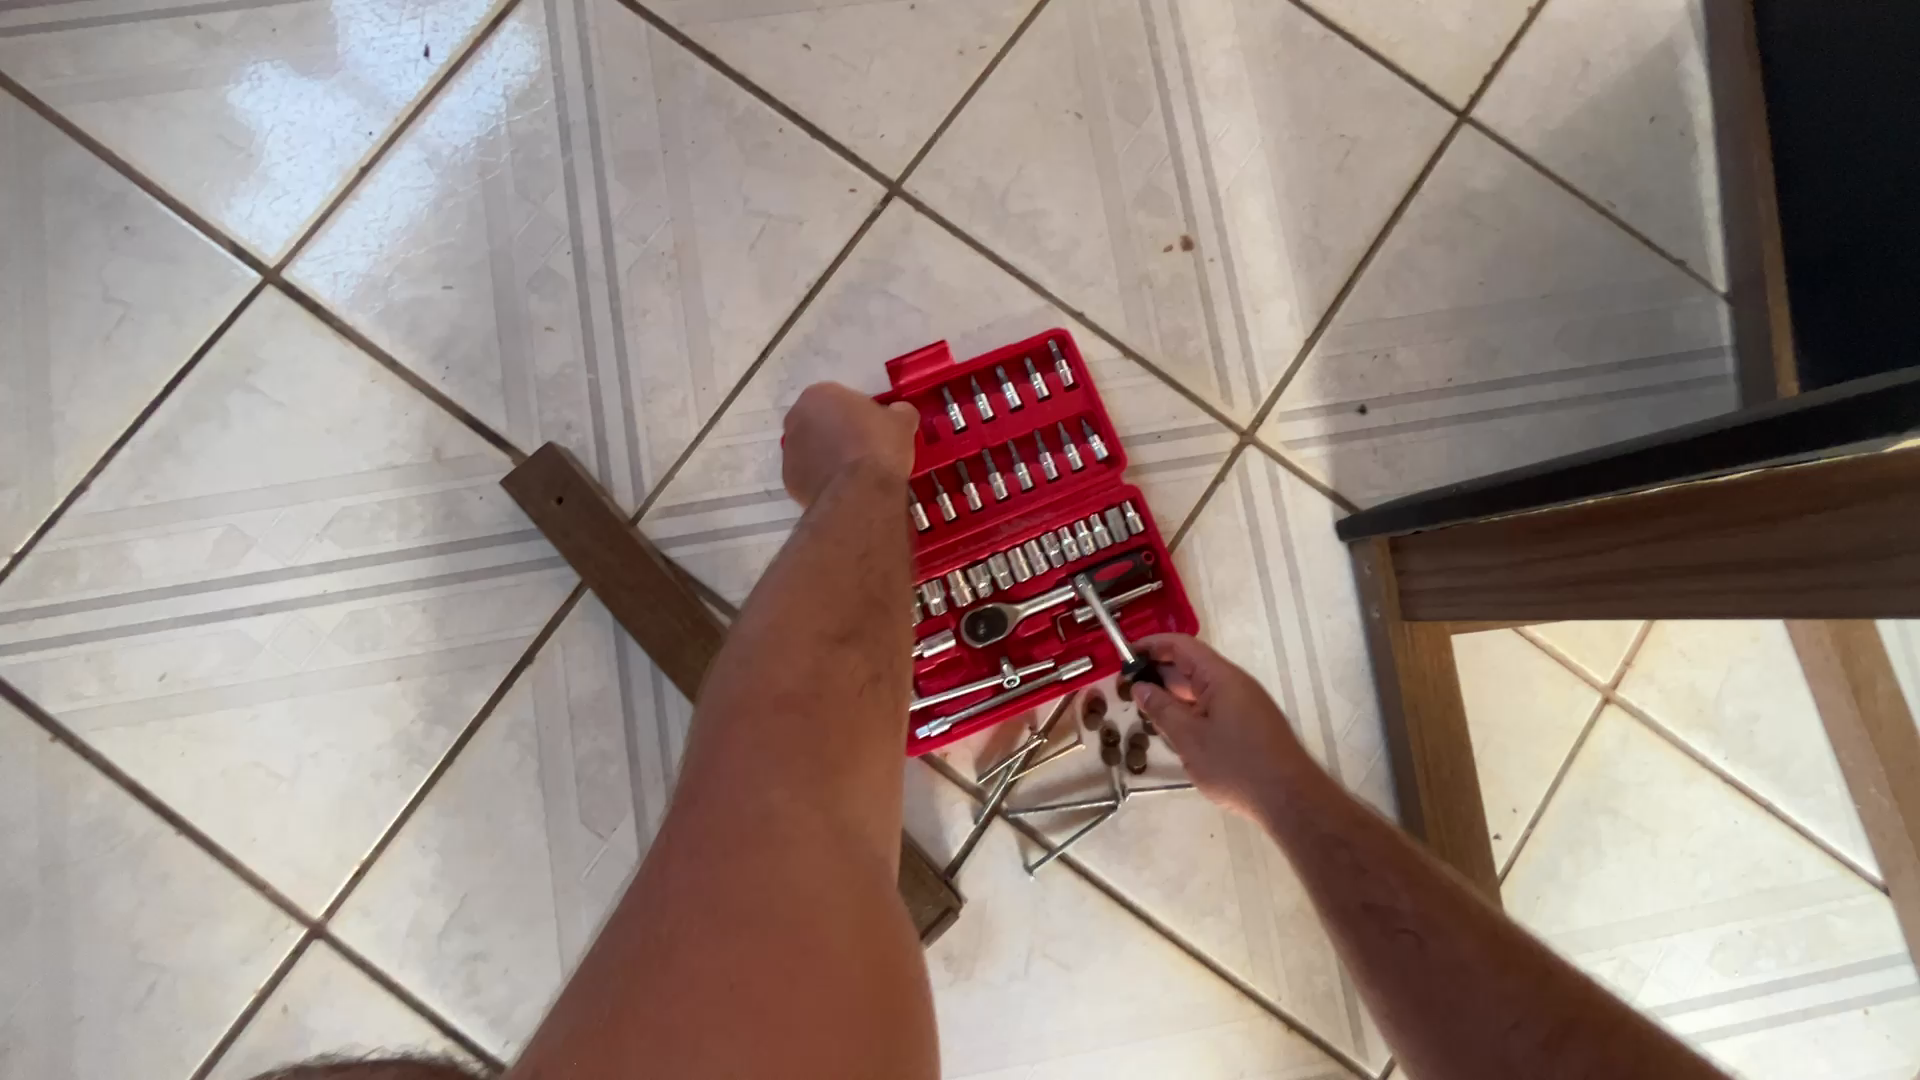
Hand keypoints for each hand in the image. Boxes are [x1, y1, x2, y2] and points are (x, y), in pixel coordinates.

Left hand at [782, 383, 918, 508]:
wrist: (861, 493)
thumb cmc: (879, 447)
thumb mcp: (902, 421)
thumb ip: (898, 411)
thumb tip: (899, 413)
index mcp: (819, 394)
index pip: (838, 397)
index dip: (857, 413)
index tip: (872, 427)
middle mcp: (795, 418)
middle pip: (819, 422)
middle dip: (836, 432)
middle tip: (862, 448)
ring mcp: (788, 451)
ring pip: (811, 449)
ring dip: (826, 456)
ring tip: (853, 472)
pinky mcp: (789, 480)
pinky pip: (809, 475)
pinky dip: (822, 479)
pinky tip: (842, 488)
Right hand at [1128, 634, 1306, 818]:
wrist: (1291, 801)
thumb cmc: (1236, 765)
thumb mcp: (1189, 738)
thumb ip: (1161, 709)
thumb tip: (1140, 687)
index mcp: (1220, 677)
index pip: (1181, 645)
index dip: (1151, 645)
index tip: (1124, 655)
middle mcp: (1234, 683)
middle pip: (1191, 665)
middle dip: (1158, 672)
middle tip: (1128, 688)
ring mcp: (1244, 704)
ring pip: (1200, 689)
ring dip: (1173, 695)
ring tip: (1146, 711)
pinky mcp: (1249, 724)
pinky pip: (1212, 706)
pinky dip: (1189, 711)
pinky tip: (1175, 731)